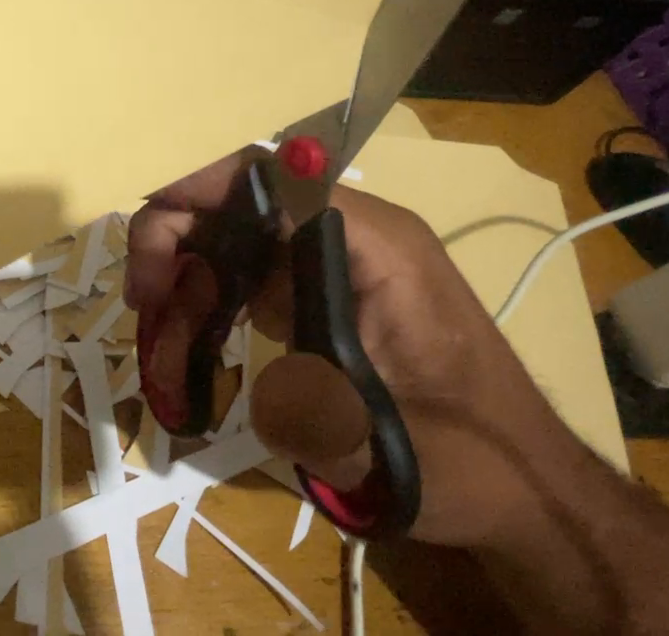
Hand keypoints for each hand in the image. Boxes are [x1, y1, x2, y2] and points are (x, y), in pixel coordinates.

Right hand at [126, 151, 586, 546]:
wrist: (525, 490)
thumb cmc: (474, 461)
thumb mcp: (387, 443)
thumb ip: (315, 410)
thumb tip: (246, 382)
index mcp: (373, 244)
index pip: (271, 178)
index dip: (198, 187)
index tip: (148, 237)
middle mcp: (347, 236)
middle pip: (238, 202)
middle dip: (175, 240)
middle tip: (143, 303)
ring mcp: (330, 262)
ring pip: (233, 236)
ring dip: (185, 274)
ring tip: (159, 336)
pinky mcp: (318, 291)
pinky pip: (246, 272)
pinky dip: (207, 297)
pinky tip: (186, 339)